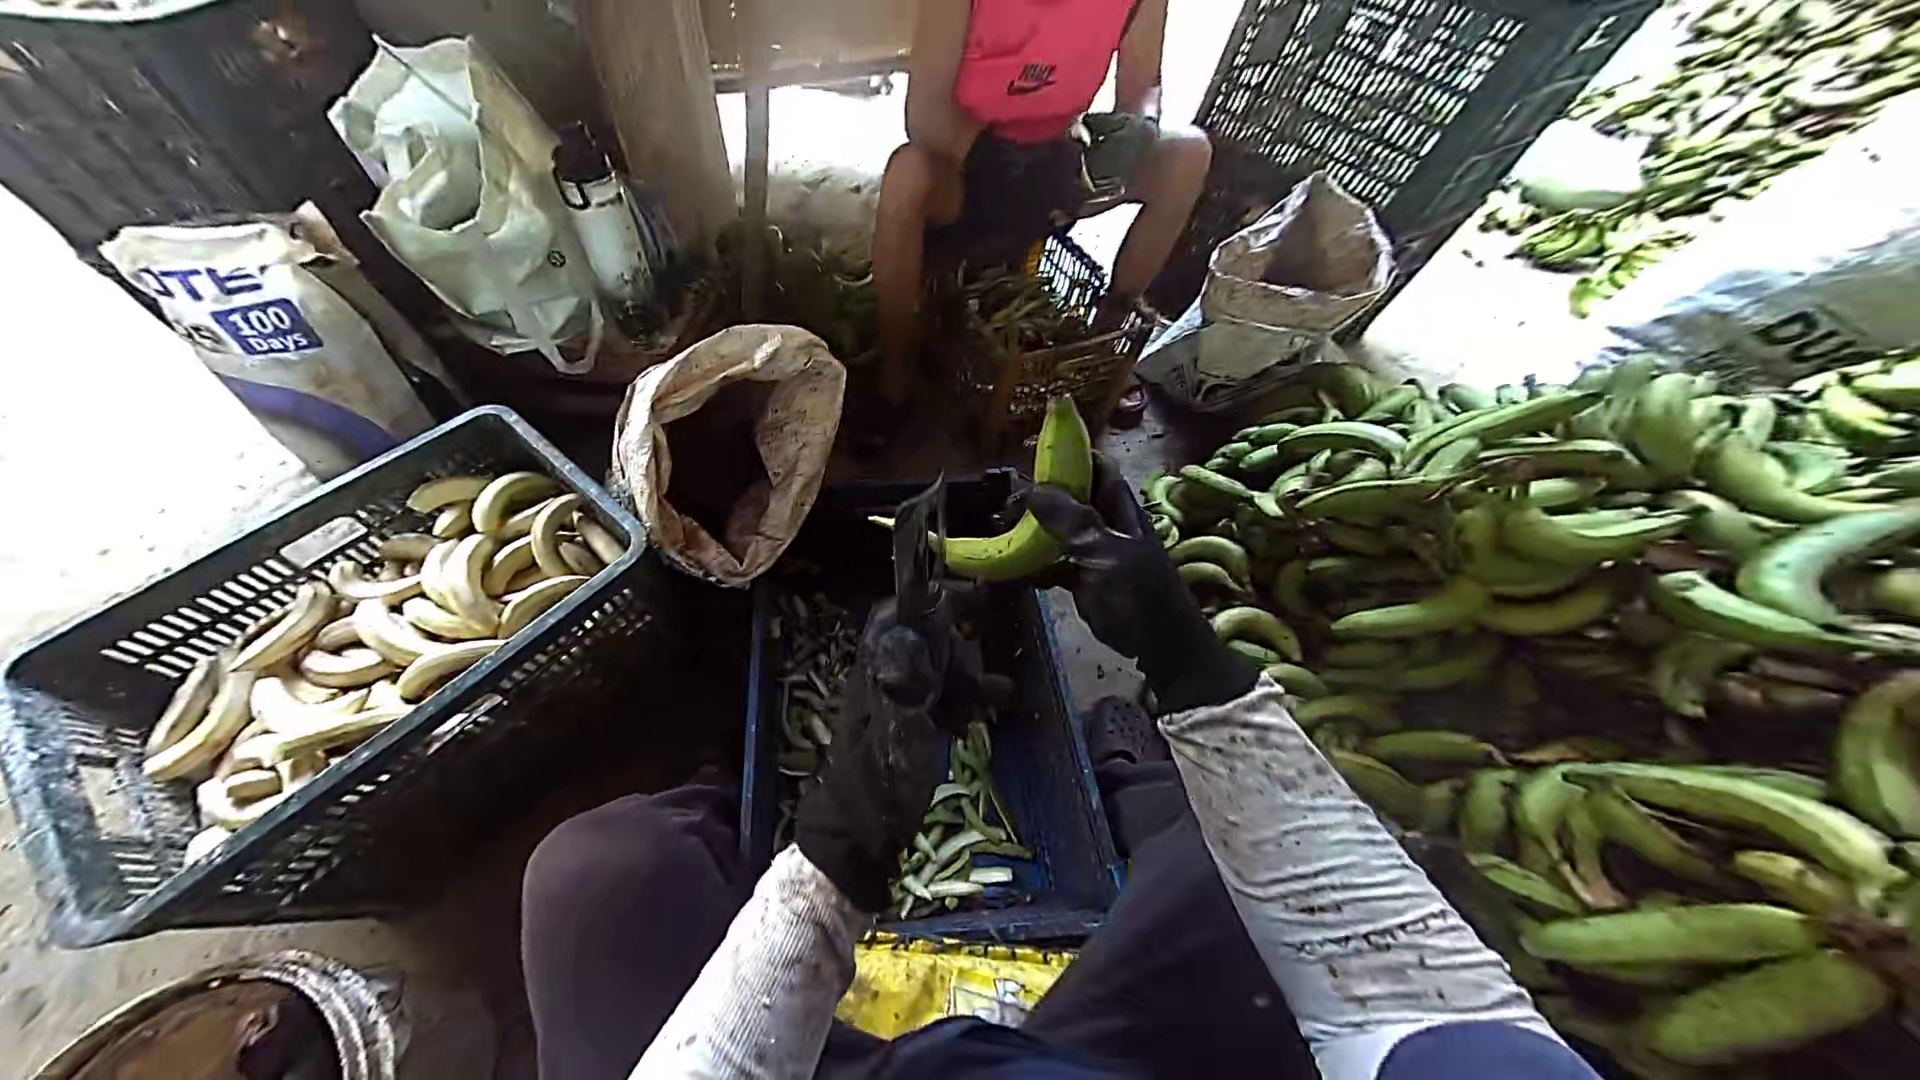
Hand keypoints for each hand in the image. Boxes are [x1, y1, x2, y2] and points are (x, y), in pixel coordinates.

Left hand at [796, 599, 1007, 911]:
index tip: (977, 599)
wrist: (860, 835)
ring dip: (968, 679)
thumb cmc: (878, 784)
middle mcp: (884, 672)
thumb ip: (906, 679)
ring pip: (939, 666)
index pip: (901, 611)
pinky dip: (961, 700)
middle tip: (984, 680)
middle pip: (928, 636)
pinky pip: (940, 693)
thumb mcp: (898, 731)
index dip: (937, 598)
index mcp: (877, 667)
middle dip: (961, 650)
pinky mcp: (907, 717)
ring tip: (993, 701)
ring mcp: (896, 695)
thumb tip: (914, 627)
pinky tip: (972, 720)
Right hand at [1026, 455, 1255, 713]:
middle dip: (1036, 498)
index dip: (1067, 458)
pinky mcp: (1080, 576)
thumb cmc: (1138, 592)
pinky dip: (1033, 564)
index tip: (1031, 458)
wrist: (1157, 644)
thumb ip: (1072, 520)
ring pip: (1055, 530)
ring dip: (1030, 531)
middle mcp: (1103, 521)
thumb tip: (1033, 489)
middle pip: (1067, 497)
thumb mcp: (1105, 551)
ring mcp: (1091, 549)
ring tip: (1001, 533)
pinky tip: (1013, 570)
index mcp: (1117, 506)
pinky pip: (1051, 562)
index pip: (1093, 466)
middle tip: (1005, 507)